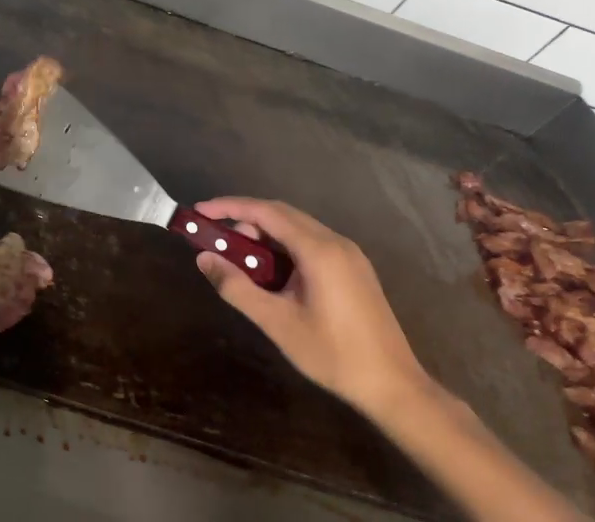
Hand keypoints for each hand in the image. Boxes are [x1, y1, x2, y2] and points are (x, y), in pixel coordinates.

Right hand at [194, 197, 431, 418]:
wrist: (395, 387)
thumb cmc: (333, 354)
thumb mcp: (277, 322)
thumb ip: (237, 287)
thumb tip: (204, 258)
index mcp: (319, 250)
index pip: (265, 212)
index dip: (229, 207)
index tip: (200, 212)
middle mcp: (336, 243)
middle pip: (282, 213)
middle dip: (244, 218)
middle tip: (216, 238)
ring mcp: (350, 255)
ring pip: (297, 227)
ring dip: (264, 233)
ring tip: (240, 258)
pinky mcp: (355, 269)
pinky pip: (311, 242)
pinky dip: (284, 245)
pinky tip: (272, 270)